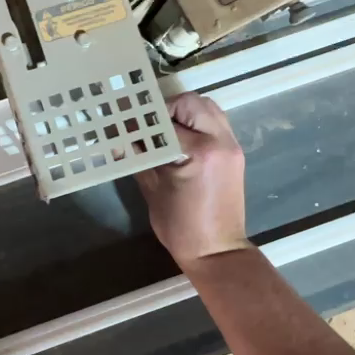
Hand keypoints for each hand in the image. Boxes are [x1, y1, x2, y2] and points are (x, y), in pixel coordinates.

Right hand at [136, 93, 252, 266]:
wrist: (217, 251)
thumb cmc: (181, 227)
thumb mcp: (153, 190)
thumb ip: (138, 158)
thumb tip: (118, 139)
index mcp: (198, 152)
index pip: (165, 122)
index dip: (143, 122)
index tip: (128, 125)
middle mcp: (219, 142)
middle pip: (191, 103)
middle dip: (167, 109)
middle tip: (149, 126)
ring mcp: (231, 146)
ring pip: (208, 108)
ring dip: (185, 113)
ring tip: (165, 132)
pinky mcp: (235, 153)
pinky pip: (216, 123)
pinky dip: (198, 123)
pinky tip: (181, 141)